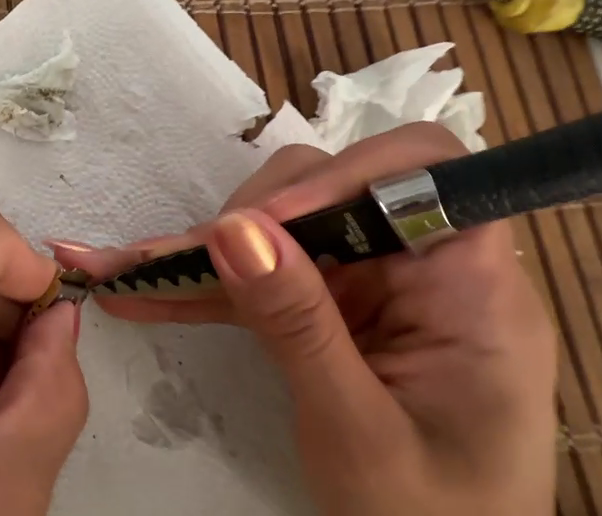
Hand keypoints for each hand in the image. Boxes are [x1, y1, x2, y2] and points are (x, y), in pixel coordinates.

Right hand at [51, 123, 558, 515]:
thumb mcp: (360, 434)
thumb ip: (299, 327)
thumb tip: (232, 225)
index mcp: (470, 288)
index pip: (423, 168)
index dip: (342, 173)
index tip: (266, 222)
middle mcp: (420, 270)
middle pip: (328, 188)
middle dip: (249, 216)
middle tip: (187, 261)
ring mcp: (370, 290)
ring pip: (277, 227)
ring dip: (202, 249)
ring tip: (131, 273)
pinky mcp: (327, 312)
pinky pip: (254, 277)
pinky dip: (196, 285)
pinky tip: (133, 293)